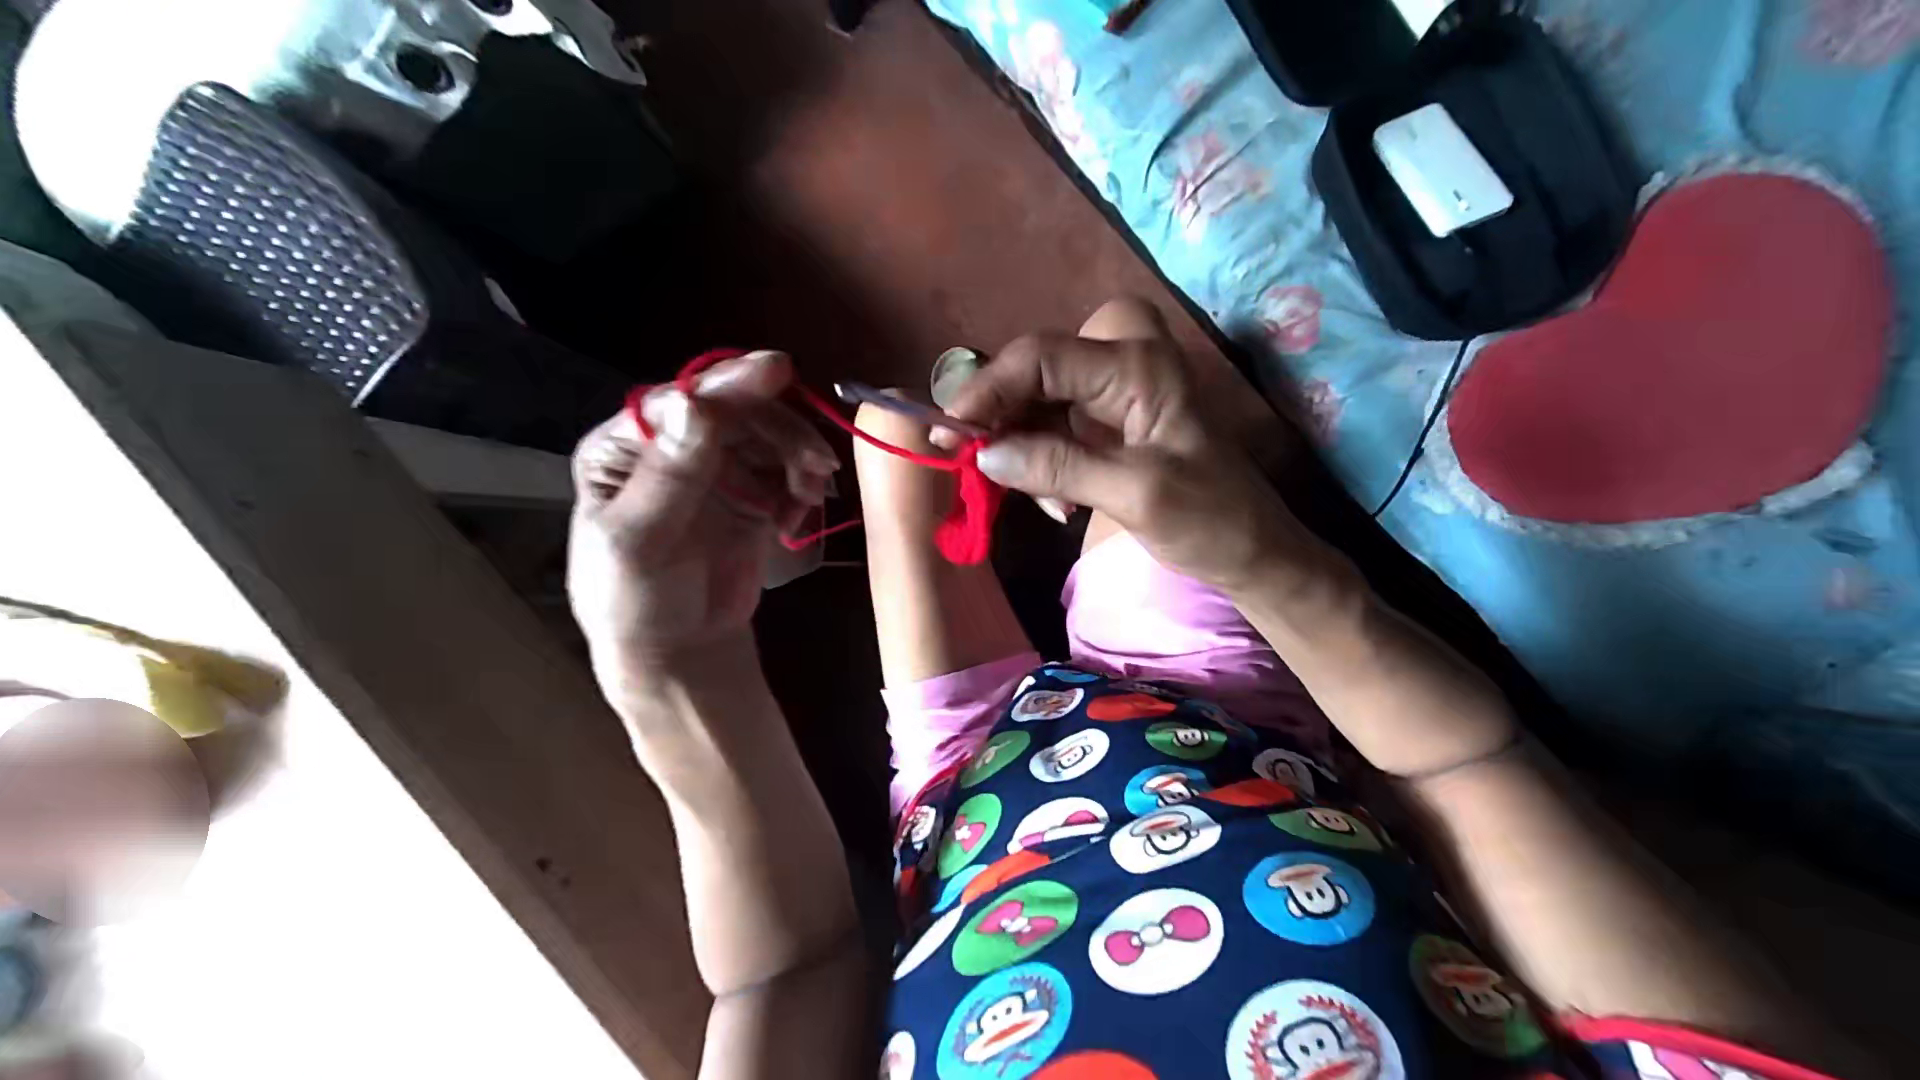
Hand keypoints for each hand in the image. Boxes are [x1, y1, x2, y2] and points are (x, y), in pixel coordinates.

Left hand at [567, 351, 837, 695]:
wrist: (678, 650)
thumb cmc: (636, 600)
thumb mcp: (638, 542)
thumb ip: (669, 475)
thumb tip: (691, 401)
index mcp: (625, 446)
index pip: (683, 402)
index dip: (730, 385)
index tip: (778, 370)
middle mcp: (674, 447)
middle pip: (737, 412)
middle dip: (782, 432)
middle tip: (818, 465)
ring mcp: (718, 470)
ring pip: (770, 438)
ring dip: (799, 460)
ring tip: (810, 496)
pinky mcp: (753, 495)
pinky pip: (787, 473)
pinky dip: (801, 489)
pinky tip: (797, 518)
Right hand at [942, 332, 1317, 589]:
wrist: (1249, 549)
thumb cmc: (1209, 519)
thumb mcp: (1135, 494)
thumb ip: (1057, 468)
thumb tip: (983, 455)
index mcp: (1138, 367)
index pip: (1042, 357)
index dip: (988, 390)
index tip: (951, 435)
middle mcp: (1121, 366)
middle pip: (1032, 373)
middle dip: (1000, 418)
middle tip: (976, 465)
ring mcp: (1112, 395)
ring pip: (1034, 402)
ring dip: (1019, 447)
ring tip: (1037, 501)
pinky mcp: (1104, 424)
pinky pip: (1048, 429)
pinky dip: (1037, 464)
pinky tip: (1055, 504)